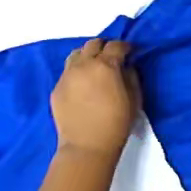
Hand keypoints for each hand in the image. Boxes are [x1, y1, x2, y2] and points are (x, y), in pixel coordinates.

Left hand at [51, 39, 140, 158]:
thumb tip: (125, 67)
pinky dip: (77, 72)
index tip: (129, 52)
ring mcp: (67, 75)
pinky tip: (82, 86)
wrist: (87, 146)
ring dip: (87, 56)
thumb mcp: (134, 100)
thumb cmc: (116, 124)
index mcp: (105, 66)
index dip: (125, 47)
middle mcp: (84, 65)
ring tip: (93, 67)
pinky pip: (67, 72)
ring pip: (76, 54)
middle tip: (111, 57)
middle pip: (93, 44)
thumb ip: (131, 77)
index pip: (116, 45)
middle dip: (104, 47)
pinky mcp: (57, 88)